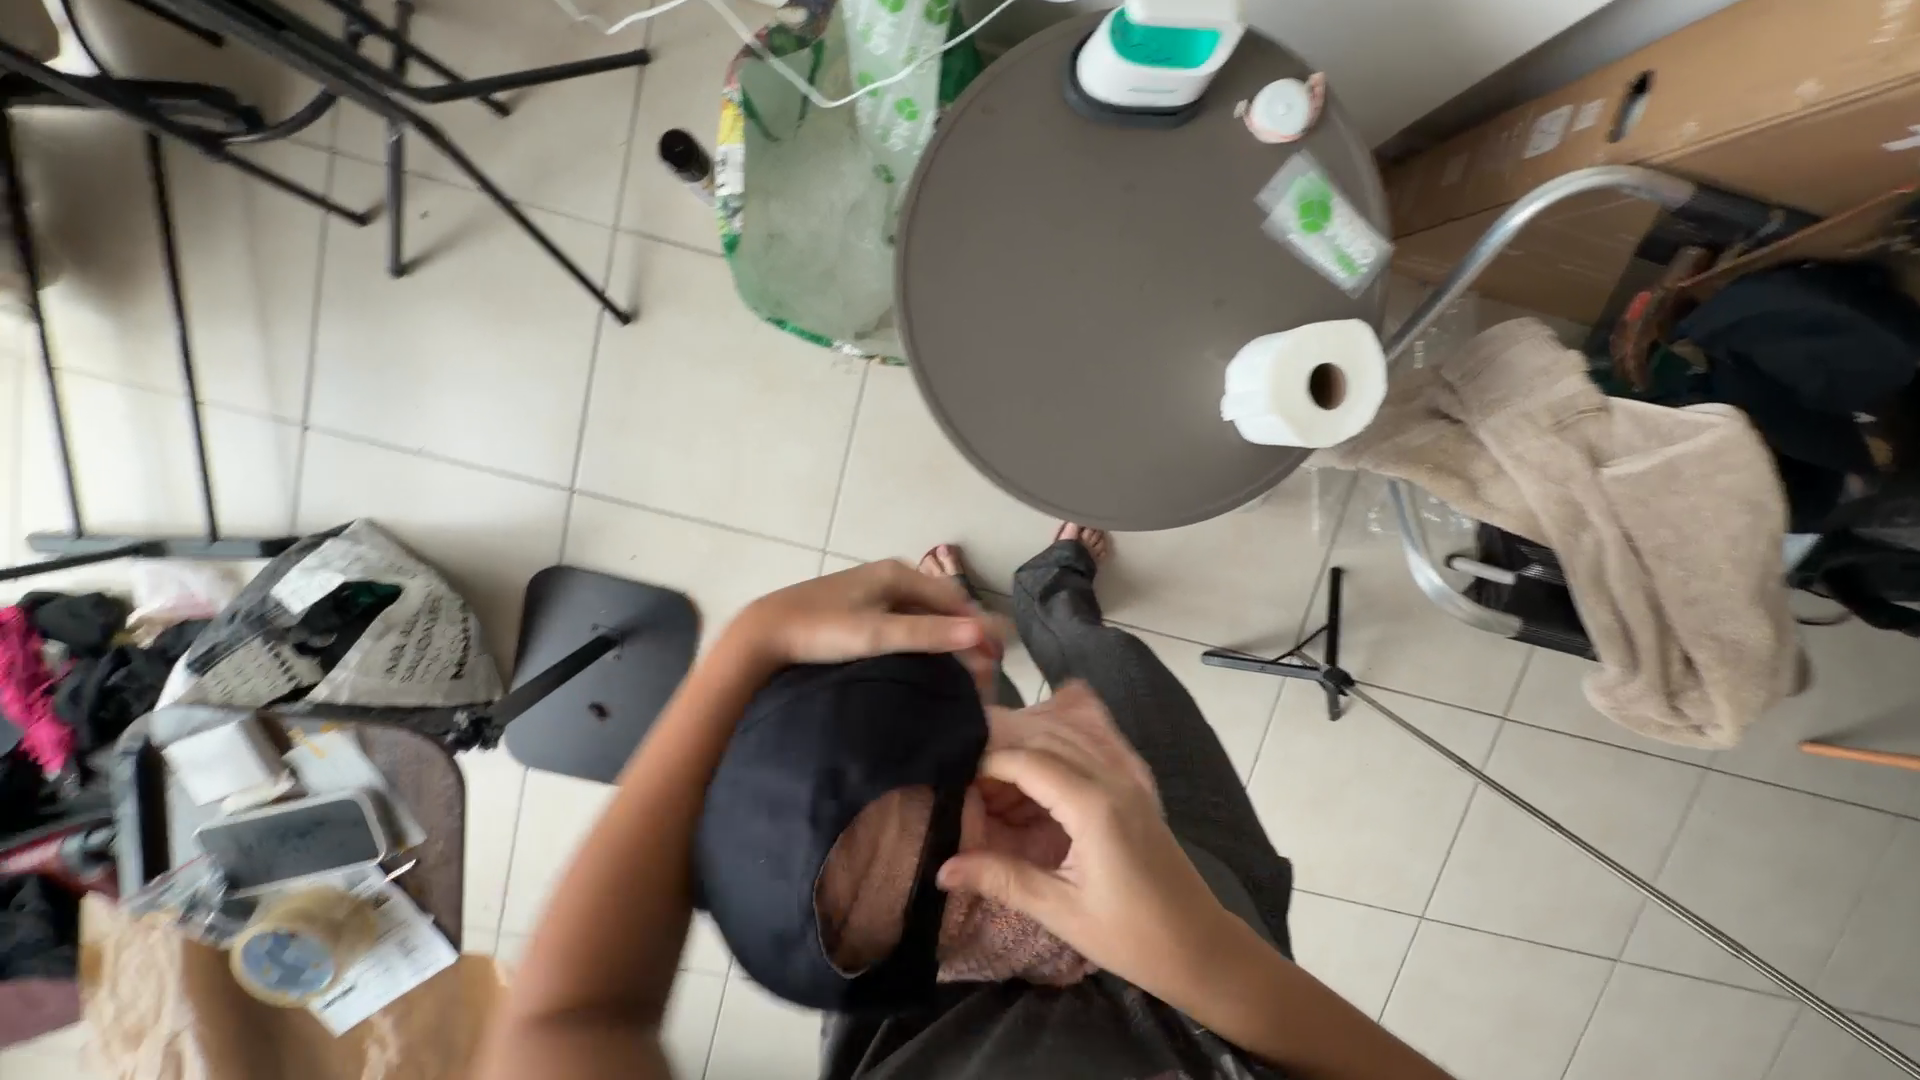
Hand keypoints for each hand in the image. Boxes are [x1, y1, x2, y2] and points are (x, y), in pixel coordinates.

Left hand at [727, 559, 1004, 671]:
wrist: (764, 634)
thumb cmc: (820, 631)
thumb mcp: (876, 634)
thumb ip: (928, 635)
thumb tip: (982, 634)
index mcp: (897, 573)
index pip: (954, 598)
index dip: (979, 626)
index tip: (997, 658)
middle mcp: (888, 576)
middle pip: (939, 605)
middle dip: (965, 633)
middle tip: (984, 669)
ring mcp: (871, 591)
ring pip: (921, 613)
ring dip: (944, 637)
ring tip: (961, 668)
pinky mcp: (857, 608)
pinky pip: (903, 620)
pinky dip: (922, 638)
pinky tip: (924, 659)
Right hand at [936, 682, 1236, 996]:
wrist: (1202, 947)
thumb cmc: (1131, 936)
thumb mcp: (1061, 911)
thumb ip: (1001, 879)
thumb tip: (941, 869)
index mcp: (1093, 806)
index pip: (1029, 761)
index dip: (988, 764)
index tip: (955, 780)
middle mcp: (1112, 779)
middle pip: (1047, 740)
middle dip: (1004, 753)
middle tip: (968, 781)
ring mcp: (1128, 780)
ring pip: (1069, 738)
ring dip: (1029, 750)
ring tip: (995, 782)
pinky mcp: (1134, 789)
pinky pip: (1089, 751)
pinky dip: (1056, 753)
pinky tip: (1035, 777)